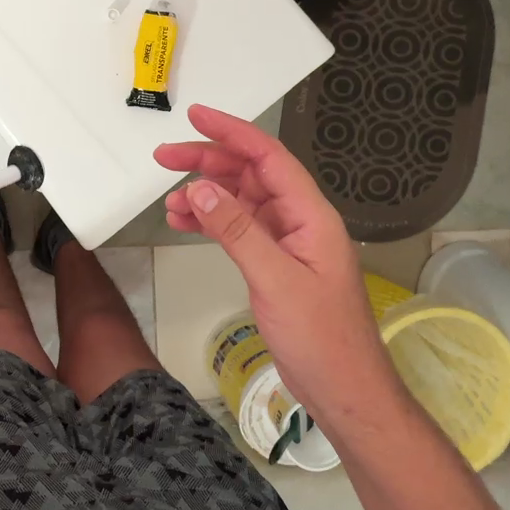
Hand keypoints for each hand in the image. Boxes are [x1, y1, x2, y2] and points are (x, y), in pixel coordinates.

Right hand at [154, 104, 384, 410]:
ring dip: (204, 195)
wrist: (346, 393)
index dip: (232, 131)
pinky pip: (237, 228)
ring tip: (169, 202)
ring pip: (239, 201)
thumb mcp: (276, 280)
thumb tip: (199, 187)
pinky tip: (183, 223)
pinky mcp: (274, 263)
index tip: (195, 116)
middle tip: (163, 158)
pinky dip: (210, 222)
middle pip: (249, 174)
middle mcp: (298, 219)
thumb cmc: (321, 337)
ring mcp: (286, 241)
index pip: (268, 157)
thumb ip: (237, 230)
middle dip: (207, 161)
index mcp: (309, 214)